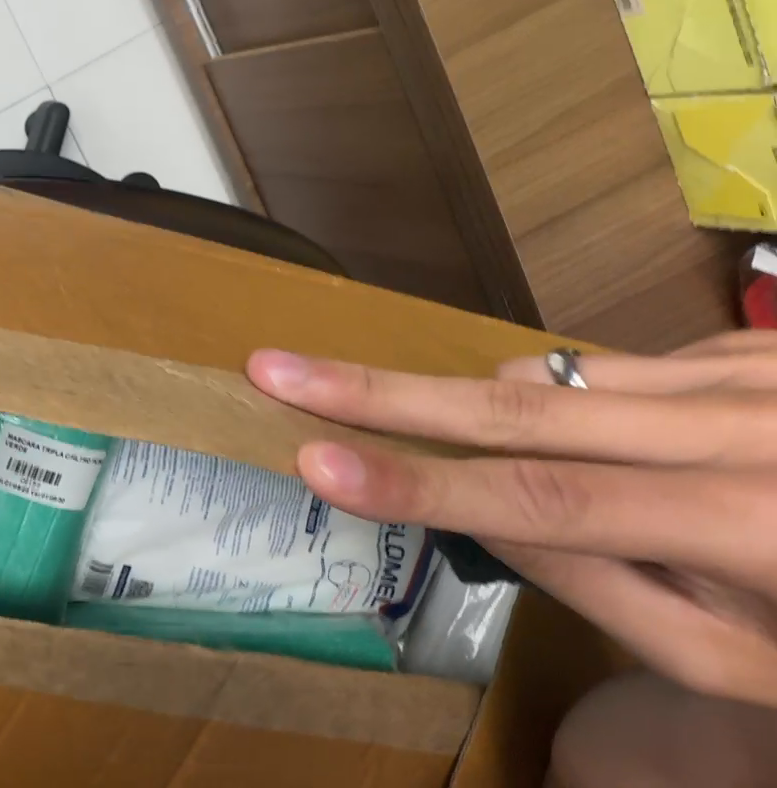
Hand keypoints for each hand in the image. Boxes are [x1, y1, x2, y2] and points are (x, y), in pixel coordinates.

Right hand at [246, 333, 776, 706]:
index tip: (312, 462)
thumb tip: (475, 508)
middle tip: (272, 367)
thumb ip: (597, 583)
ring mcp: (743, 366)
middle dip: (378, 390)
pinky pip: (603, 364)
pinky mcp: (738, 342)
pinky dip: (573, 403)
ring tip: (539, 462)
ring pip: (546, 373)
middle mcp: (744, 423)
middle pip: (515, 399)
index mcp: (757, 523)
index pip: (541, 499)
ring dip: (490, 411)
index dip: (417, 482)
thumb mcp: (740, 659)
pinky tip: (634, 442)